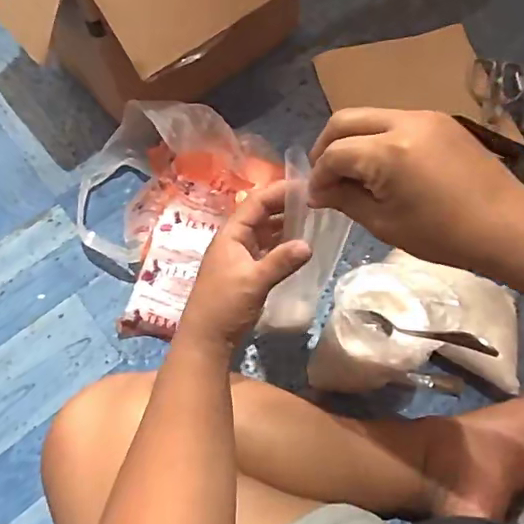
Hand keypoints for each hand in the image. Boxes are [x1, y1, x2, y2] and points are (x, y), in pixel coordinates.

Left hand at [179, 184, 311, 348]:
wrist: (205, 338)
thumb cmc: (225, 306)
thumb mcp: (254, 282)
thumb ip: (280, 262)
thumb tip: (308, 244)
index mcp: (231, 234)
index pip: (256, 202)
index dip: (280, 190)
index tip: (308, 185)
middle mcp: (234, 240)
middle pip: (261, 213)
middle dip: (286, 205)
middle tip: (317, 201)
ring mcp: (239, 255)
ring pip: (264, 232)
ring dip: (285, 224)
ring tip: (314, 219)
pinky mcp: (245, 271)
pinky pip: (265, 249)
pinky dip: (281, 244)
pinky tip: (299, 245)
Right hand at [307, 108, 523, 274]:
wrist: (509, 227)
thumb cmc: (443, 234)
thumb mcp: (384, 223)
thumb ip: (345, 199)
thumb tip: (319, 192)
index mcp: (387, 152)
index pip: (333, 154)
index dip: (318, 176)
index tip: (315, 198)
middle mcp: (403, 123)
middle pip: (344, 120)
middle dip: (326, 146)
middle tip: (325, 176)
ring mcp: (425, 117)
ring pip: (369, 116)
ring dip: (352, 140)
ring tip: (352, 172)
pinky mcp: (441, 121)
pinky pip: (394, 121)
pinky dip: (377, 138)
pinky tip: (382, 166)